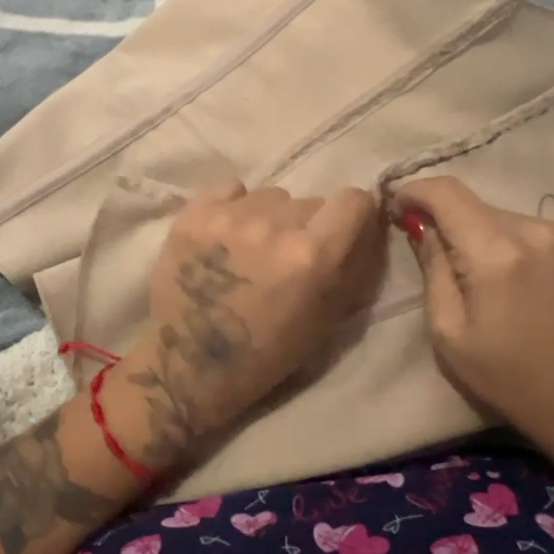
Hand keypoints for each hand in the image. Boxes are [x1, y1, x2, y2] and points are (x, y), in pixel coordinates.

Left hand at [118, 182, 381, 467]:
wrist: (187, 364)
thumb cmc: (263, 354)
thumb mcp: (324, 322)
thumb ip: (349, 270)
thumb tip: (365, 231)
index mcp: (313, 256)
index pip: (354, 200)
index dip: (353, 215)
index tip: (342, 231)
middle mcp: (274, 226)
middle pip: (309, 202)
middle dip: (306, 226)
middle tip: (286, 258)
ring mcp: (230, 216)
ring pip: (270, 195)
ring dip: (270, 217)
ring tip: (250, 251)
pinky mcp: (194, 213)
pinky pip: (230, 190)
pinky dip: (234, 207)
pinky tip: (224, 238)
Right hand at [396, 177, 553, 500]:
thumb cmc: (507, 374)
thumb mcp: (448, 330)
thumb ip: (433, 268)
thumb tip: (423, 227)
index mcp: (497, 251)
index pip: (445, 192)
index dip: (413, 192)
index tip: (395, 210)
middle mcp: (532, 229)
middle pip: (471, 203)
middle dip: (442, 219)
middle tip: (426, 252)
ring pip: (495, 214)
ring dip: (473, 232)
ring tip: (468, 275)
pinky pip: (521, 227)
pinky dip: (499, 240)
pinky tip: (501, 277)